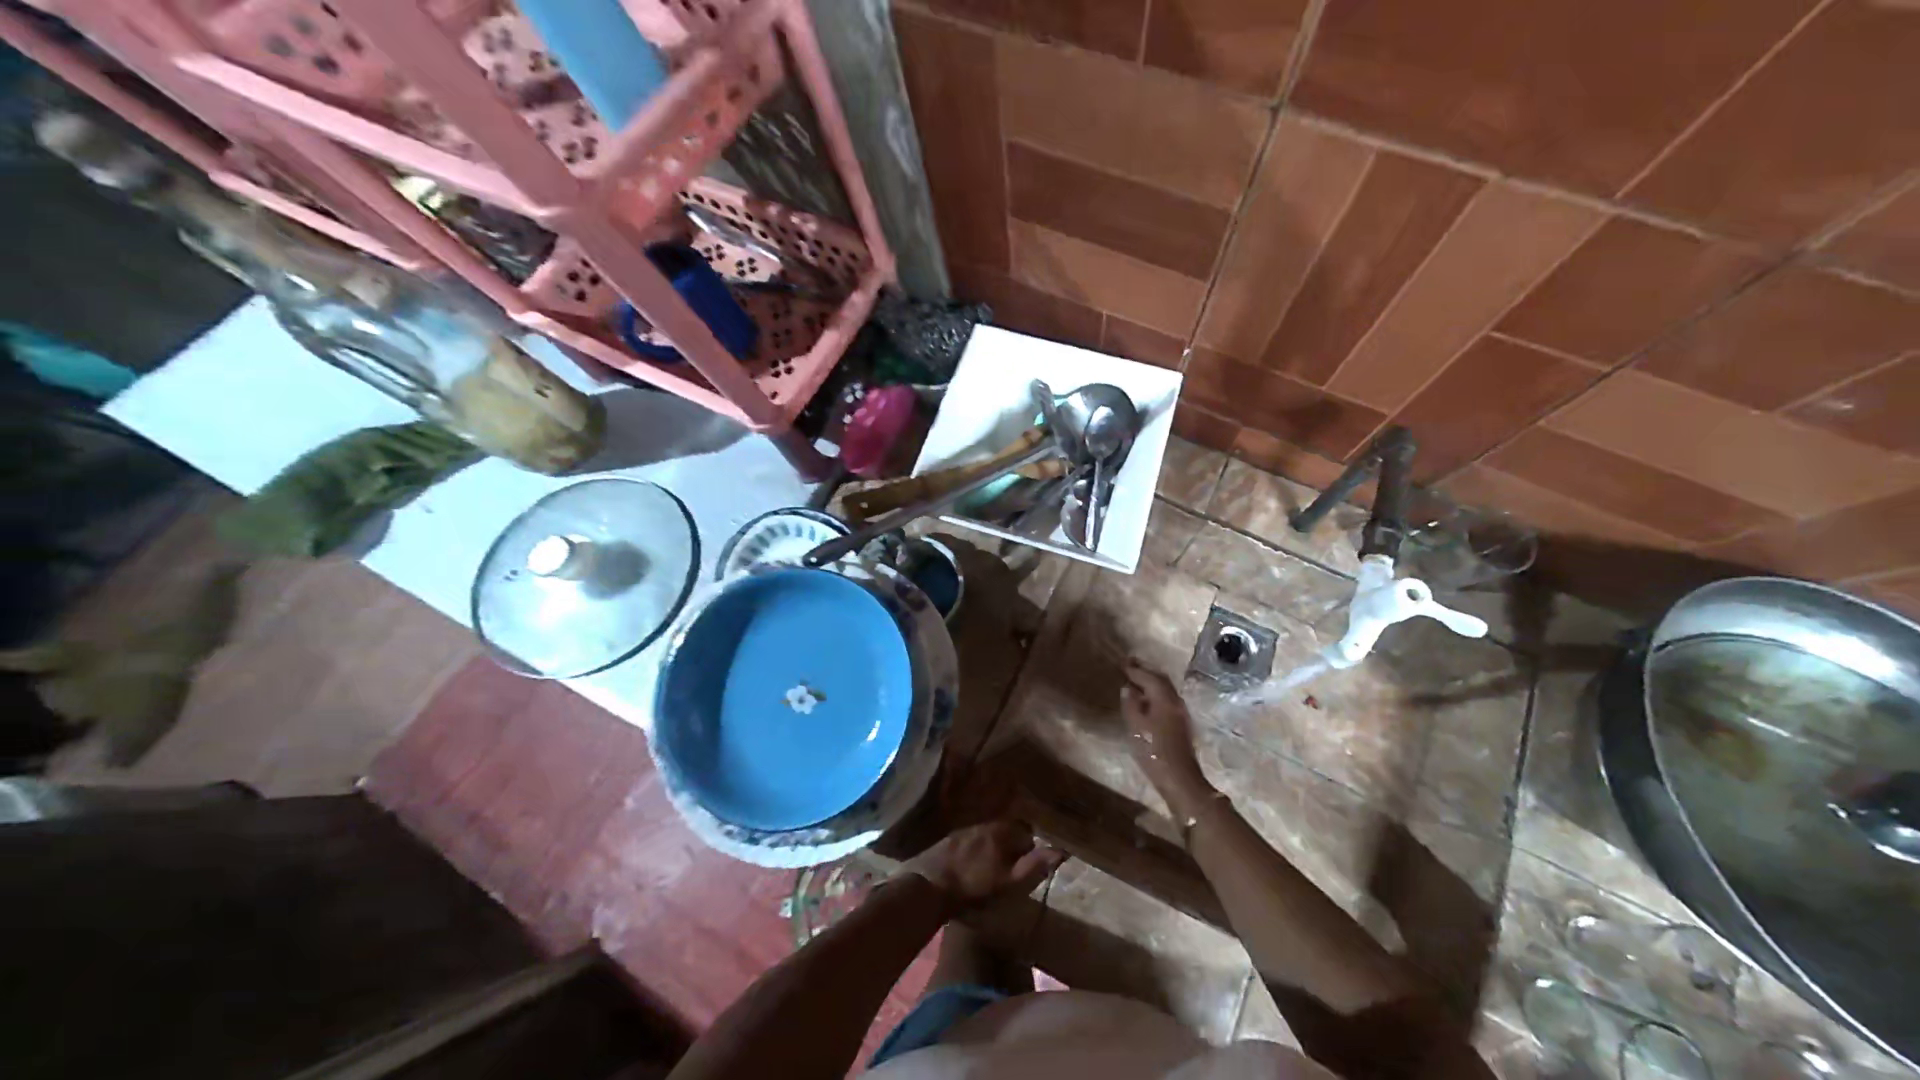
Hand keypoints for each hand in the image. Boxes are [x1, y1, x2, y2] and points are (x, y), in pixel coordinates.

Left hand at [899, 820, 1063, 911]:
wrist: (932, 885)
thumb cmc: (975, 886)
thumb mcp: (1009, 881)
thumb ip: (1034, 864)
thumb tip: (1061, 850)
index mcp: (1002, 831)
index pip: (1027, 835)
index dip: (1030, 852)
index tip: (1025, 868)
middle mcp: (986, 824)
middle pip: (1008, 832)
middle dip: (1012, 847)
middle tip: (1010, 870)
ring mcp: (966, 829)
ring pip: (989, 835)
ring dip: (994, 847)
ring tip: (991, 869)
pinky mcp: (951, 838)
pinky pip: (972, 839)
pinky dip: (977, 849)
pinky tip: (972, 866)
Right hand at [1121, 658, 1216, 818]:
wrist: (1179, 779)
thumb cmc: (1154, 751)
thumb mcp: (1135, 726)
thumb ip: (1131, 704)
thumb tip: (1128, 688)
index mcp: (1165, 700)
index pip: (1150, 678)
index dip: (1136, 670)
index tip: (1123, 663)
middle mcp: (1176, 702)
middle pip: (1162, 681)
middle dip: (1146, 672)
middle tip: (1130, 666)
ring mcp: (1181, 714)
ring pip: (1166, 691)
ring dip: (1152, 683)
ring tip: (1136, 681)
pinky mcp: (1181, 725)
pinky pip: (1167, 700)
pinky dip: (1156, 695)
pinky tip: (1147, 700)